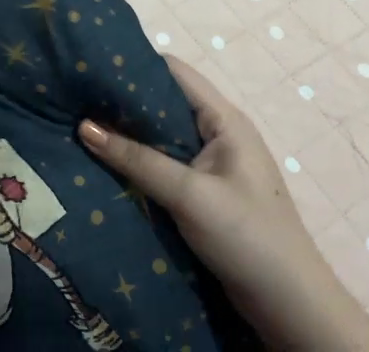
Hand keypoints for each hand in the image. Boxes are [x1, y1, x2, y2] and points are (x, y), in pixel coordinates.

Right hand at [78, 56, 368, 351]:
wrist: (291, 305)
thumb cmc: (247, 237)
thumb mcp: (188, 195)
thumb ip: (136, 159)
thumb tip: (83, 125)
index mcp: (224, 119)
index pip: (173, 71)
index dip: (133, 63)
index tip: (90, 65)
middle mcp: (219, 133)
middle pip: (164, 101)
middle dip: (123, 98)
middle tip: (77, 96)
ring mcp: (213, 163)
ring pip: (162, 133)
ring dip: (129, 131)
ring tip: (83, 123)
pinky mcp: (206, 190)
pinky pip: (165, 161)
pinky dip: (139, 157)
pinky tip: (108, 160)